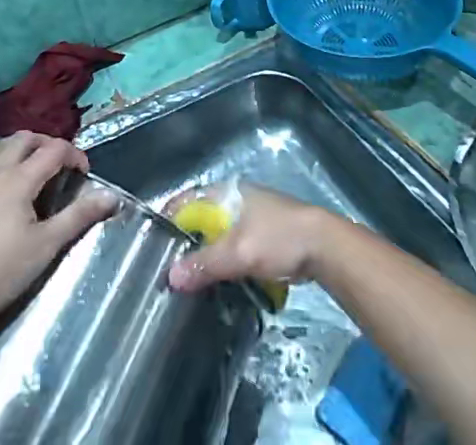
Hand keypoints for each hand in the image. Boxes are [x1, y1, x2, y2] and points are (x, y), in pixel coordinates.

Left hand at [0, 132, 117, 324]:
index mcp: (20, 179)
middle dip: (45, 143)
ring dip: (13, 147)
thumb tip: (112, 195)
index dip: (75, 155)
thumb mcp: (47, 244)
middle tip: (59, 162)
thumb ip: (79, 215)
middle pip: (23, 140)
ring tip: (26, 160)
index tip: (85, 174)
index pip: (54, 150)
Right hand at [167, 184, 343, 292]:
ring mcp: (252, 218)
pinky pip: (233, 248)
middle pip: (202, 220)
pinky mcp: (263, 237)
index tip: (150, 244)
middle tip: (166, 269)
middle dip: (185, 243)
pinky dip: (223, 262)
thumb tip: (171, 276)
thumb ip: (205, 264)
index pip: (189, 199)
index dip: (169, 218)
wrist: (324, 246)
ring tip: (185, 281)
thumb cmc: (280, 238)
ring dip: (206, 256)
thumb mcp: (239, 252)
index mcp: (231, 193)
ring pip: (218, 236)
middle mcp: (239, 200)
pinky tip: (214, 282)